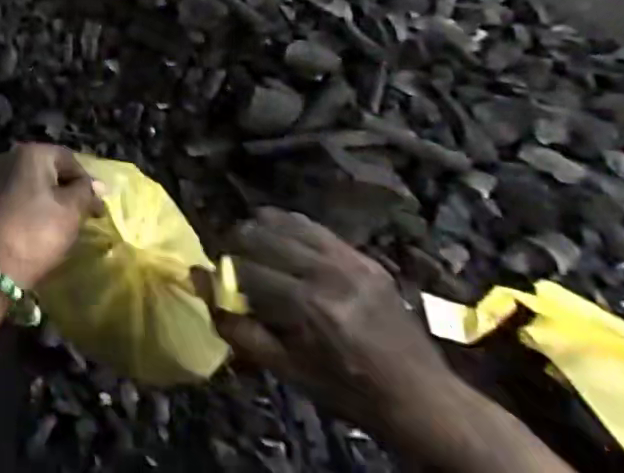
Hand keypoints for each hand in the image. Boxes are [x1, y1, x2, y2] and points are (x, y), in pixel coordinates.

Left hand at [0, 144, 101, 287]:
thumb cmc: (36, 232)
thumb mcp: (70, 212)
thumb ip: (85, 192)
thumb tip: (96, 184)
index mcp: (28, 153)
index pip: (67, 158)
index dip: (87, 182)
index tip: (98, 208)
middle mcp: (5, 155)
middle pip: (46, 167)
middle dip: (66, 188)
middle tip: (84, 214)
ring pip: (28, 180)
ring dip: (47, 196)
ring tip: (63, 221)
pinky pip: (12, 192)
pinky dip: (28, 202)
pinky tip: (36, 222)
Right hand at [206, 209, 454, 435]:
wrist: (428, 402)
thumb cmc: (349, 390)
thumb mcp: (286, 369)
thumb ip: (235, 324)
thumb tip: (195, 276)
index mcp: (311, 305)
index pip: (243, 267)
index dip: (224, 273)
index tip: (221, 283)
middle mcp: (330, 273)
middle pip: (257, 234)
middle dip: (234, 244)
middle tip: (231, 261)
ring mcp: (351, 261)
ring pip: (281, 220)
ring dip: (257, 230)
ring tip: (251, 248)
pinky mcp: (364, 258)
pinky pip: (311, 226)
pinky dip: (286, 228)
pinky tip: (281, 244)